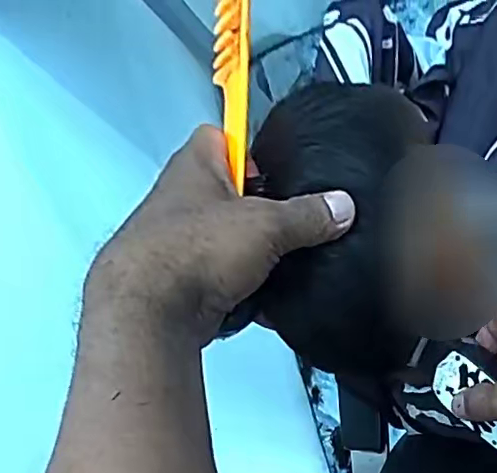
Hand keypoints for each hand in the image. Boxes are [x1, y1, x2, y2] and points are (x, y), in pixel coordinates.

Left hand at [83, 125, 354, 344]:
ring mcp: (191, 245)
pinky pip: (238, 284)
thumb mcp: (266, 224)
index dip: (253, 152)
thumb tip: (340, 206)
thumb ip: (307, 216)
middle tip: (293, 230)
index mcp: (196, 166)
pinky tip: (269, 303)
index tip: (280, 170)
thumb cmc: (190, 250)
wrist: (156, 310)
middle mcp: (189, 202)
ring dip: (264, 261)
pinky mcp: (198, 283)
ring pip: (241, 246)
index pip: (224, 138)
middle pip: (242, 201)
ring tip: (283, 270)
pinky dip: (255, 295)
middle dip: (270, 219)